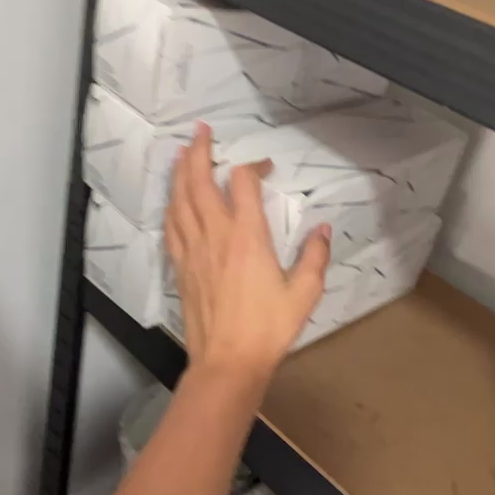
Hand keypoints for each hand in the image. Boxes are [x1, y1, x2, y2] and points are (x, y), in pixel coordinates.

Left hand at [165, 123, 330, 390]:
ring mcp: (193, 250)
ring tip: (180, 153)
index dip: (252, 168)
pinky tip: (172, 200)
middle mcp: (216, 235)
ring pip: (179, 200)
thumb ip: (315, 257)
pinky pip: (171, 226)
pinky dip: (171, 206)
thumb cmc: (269, 328)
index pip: (242, 184)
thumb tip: (323, 229)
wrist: (228, 362)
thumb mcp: (304, 293)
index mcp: (248, 237)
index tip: (265, 169)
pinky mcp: (181, 267)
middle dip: (199, 152)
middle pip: (199, 182)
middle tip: (200, 131)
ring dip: (179, 173)